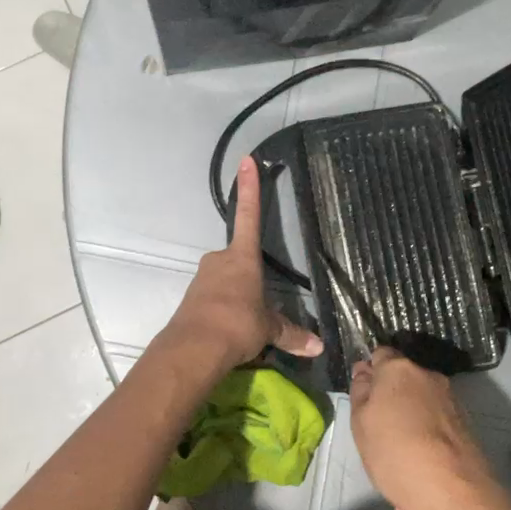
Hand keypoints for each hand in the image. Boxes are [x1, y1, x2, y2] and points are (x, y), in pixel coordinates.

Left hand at [159, 157, 322, 369]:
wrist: (193, 348)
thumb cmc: (236, 325)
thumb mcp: (268, 330)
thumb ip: (290, 334)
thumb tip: (319, 347)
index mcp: (242, 258)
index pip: (249, 216)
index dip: (249, 189)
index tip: (246, 161)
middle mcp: (219, 261)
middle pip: (238, 260)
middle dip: (249, 279)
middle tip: (259, 306)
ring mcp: (202, 279)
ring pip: (224, 282)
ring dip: (235, 298)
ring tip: (245, 325)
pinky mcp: (191, 299)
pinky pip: (213, 300)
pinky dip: (222, 313)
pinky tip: (229, 333)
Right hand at [349, 347, 495, 509]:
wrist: (452, 490)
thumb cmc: (394, 451)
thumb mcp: (360, 422)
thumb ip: (361, 392)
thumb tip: (364, 372)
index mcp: (399, 369)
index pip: (381, 354)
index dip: (370, 372)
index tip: (363, 396)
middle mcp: (429, 376)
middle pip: (404, 380)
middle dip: (392, 398)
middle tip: (379, 431)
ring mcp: (451, 400)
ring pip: (421, 405)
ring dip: (411, 421)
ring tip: (401, 457)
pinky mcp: (466, 424)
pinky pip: (436, 425)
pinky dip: (428, 438)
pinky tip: (420, 468)